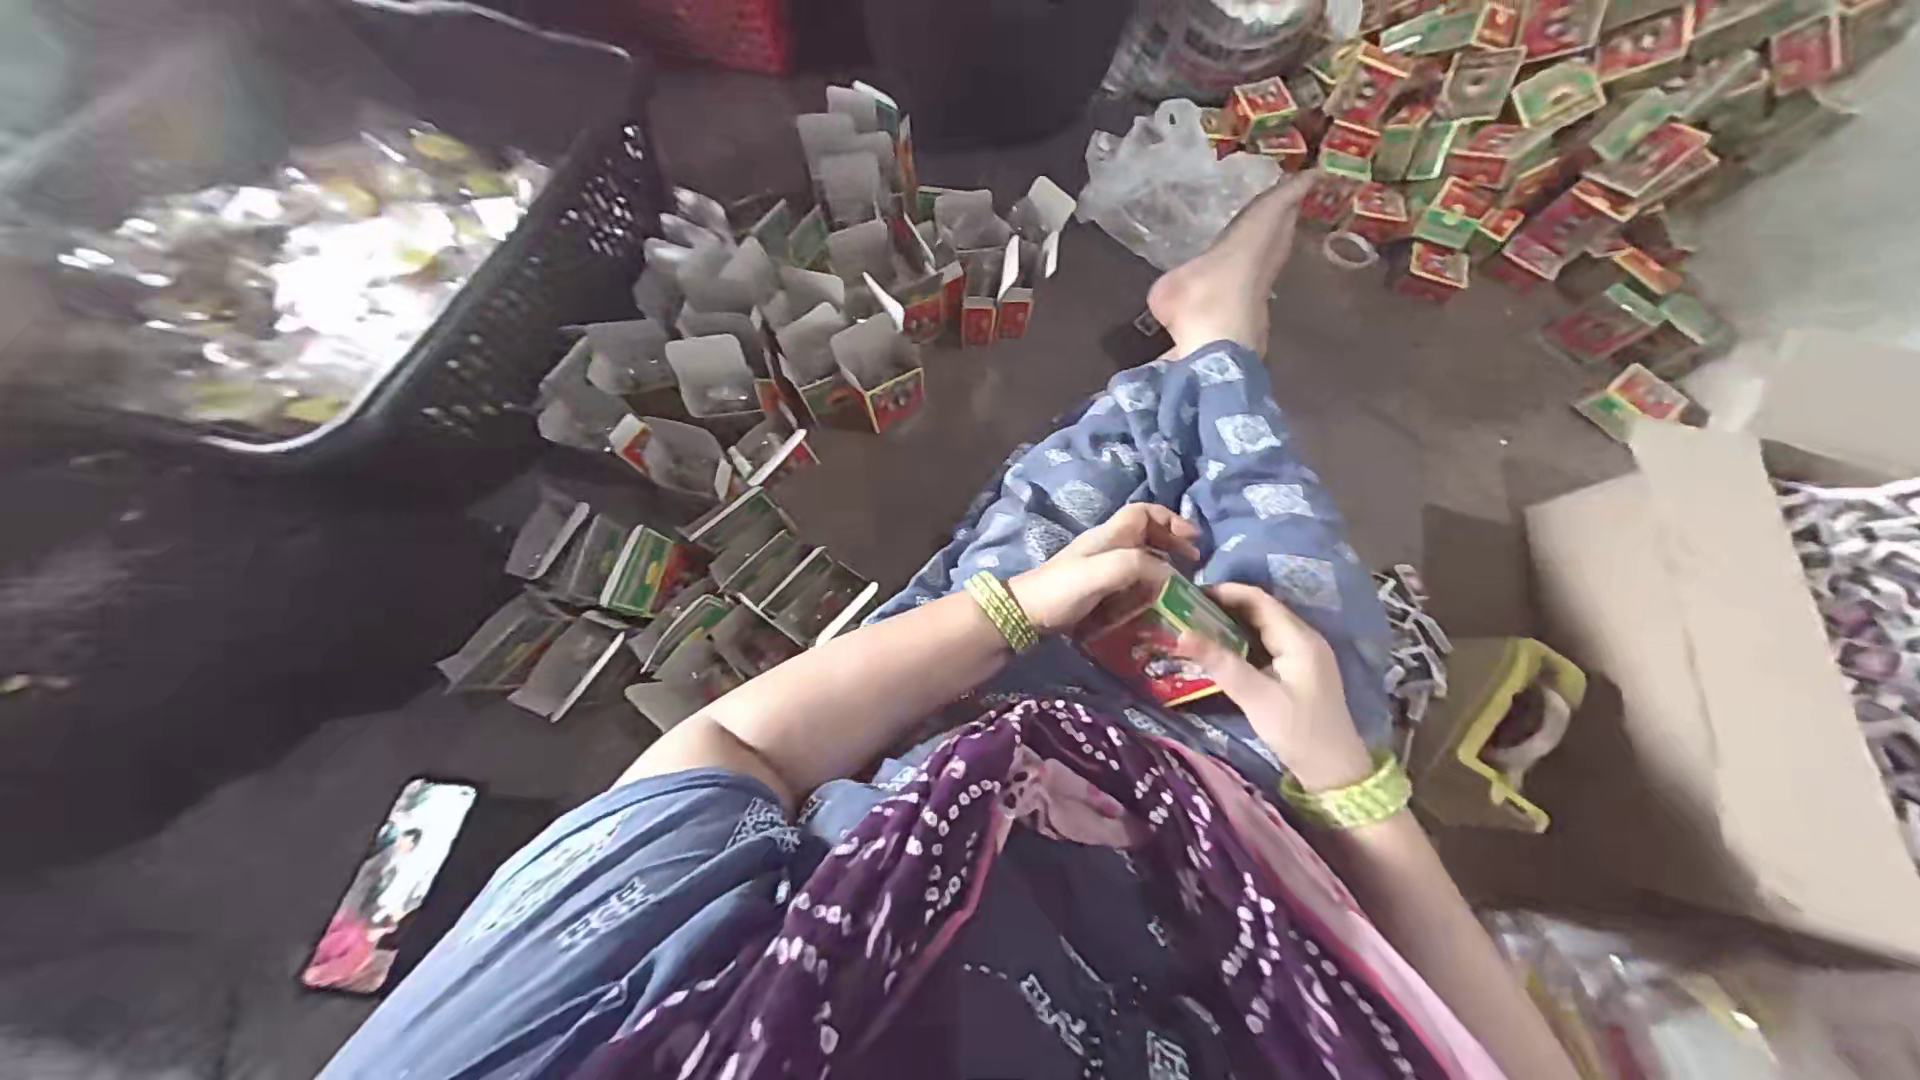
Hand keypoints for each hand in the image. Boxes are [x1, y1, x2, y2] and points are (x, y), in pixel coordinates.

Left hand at [1007, 504, 1201, 634]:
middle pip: (1145, 534)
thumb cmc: (1062, 590)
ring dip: (1162, 566)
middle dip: (1171, 543)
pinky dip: (1146, 585)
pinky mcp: (1093, 589)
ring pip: (1138, 557)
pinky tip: (1153, 602)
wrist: (1024, 614)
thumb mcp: (1102, 572)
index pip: (1144, 512)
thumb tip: (1168, 575)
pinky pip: (1128, 580)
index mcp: (1108, 536)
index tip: (1193, 539)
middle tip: (1193, 563)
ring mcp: (1097, 568)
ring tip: (1179, 585)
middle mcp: (1105, 546)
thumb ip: (1137, 566)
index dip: (1171, 520)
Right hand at [1173, 583, 1374, 790]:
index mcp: (1299, 639)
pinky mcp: (1299, 668)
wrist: (1335, 772)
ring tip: (1197, 624)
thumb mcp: (1254, 697)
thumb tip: (1180, 634)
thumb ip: (1219, 662)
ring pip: (1263, 625)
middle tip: (1187, 609)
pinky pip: (1266, 641)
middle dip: (1224, 605)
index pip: (1259, 599)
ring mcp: (1304, 653)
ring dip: (1231, 621)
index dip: (1225, 592)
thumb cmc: (1297, 731)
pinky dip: (1241, 638)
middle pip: (1261, 609)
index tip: (1191, 594)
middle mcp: (1304, 638)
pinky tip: (1221, 647)